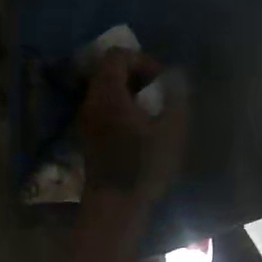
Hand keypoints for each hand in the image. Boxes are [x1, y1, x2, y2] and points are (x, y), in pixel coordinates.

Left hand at [78, 48, 189, 212]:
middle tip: (158, 94)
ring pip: (104, 90)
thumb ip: (175, 97)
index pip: (116, 56)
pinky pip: (102, 107)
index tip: (160, 82)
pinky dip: (120, 107)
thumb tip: (175, 76)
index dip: (141, 60)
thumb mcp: (171, 130)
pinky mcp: (87, 136)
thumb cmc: (144, 168)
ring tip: (151, 111)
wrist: (114, 205)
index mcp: (108, 95)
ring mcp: (86, 120)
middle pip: (108, 70)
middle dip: (136, 74)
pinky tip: (138, 127)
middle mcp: (91, 102)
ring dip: (128, 92)